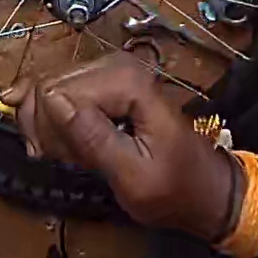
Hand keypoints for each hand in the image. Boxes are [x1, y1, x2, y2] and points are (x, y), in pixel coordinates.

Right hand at [18, 53, 235, 238]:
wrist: (209, 191)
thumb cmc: (177, 191)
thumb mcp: (134, 177)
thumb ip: (93, 137)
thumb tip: (50, 100)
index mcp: (126, 82)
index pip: (56, 91)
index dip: (52, 129)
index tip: (63, 159)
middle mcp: (116, 65)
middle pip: (50, 85)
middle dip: (47, 126)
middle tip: (63, 158)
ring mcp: (110, 70)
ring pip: (50, 87)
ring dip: (50, 124)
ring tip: (68, 153)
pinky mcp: (104, 80)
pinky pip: (62, 90)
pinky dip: (57, 119)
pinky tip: (66, 140)